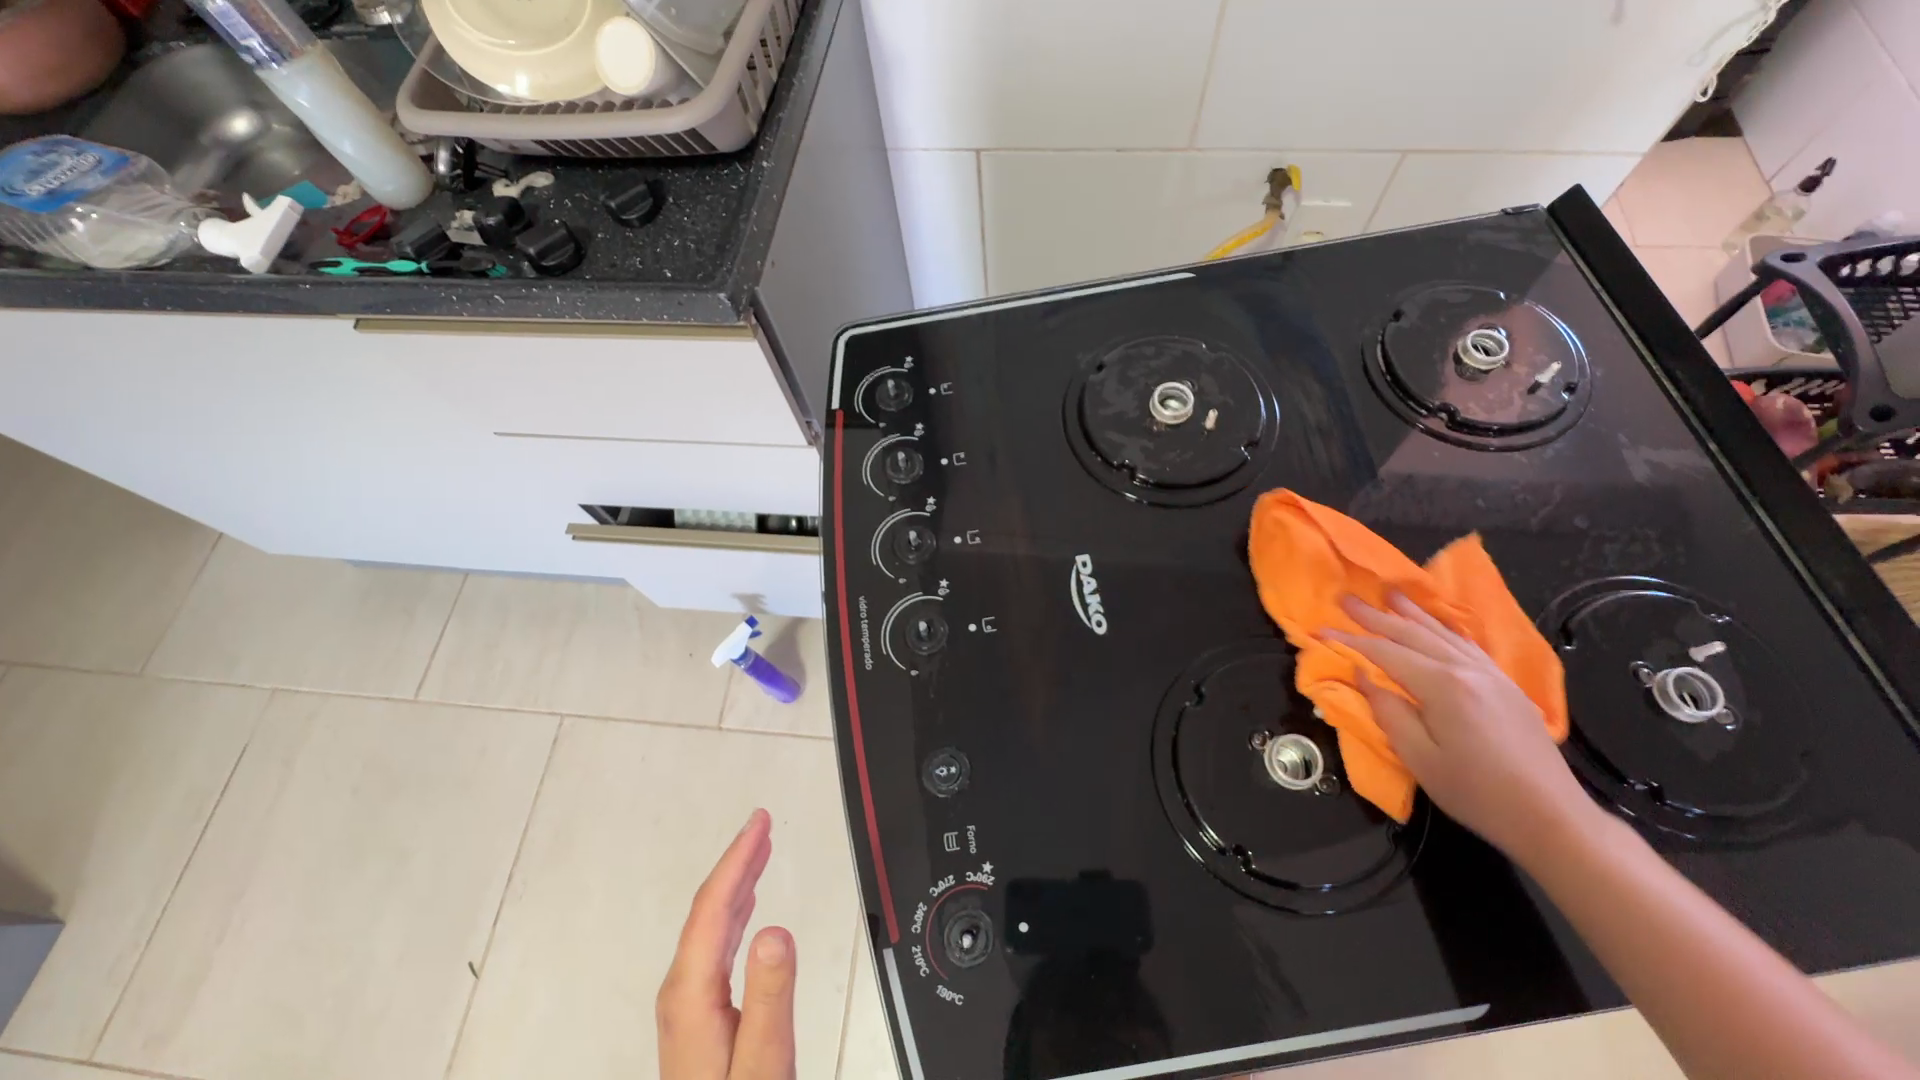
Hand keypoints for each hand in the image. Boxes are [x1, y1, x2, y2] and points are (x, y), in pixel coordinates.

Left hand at [657, 808, 797, 1079]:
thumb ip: (770, 997)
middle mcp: (683, 991)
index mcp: (692, 994)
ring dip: (737, 883)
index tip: (759, 822)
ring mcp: (688, 1003)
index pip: (714, 908)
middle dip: (736, 860)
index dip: (737, 858)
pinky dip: (734, 913)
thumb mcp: (763, 1061)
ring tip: (760, 851)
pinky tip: (747, 909)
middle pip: (708, 909)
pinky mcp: (700, 1015)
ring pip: (711, 925)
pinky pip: (716, 944)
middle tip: (762, 822)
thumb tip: (775, 928)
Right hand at [1326, 592, 1595, 861]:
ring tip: (1390, 596)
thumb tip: (1365, 678)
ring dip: (1413, 614)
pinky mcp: (1509, 687)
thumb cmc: (1476, 792)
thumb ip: (1389, 713)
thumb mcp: (1420, 759)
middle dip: (1376, 617)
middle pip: (1414, 634)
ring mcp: (1493, 676)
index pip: (1386, 653)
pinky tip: (1438, 626)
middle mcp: (1468, 670)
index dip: (1351, 640)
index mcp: (1443, 686)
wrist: (1551, 815)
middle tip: (1347, 599)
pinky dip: (1445, 630)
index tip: (1321, 629)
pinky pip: (1469, 645)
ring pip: (1444, 634)